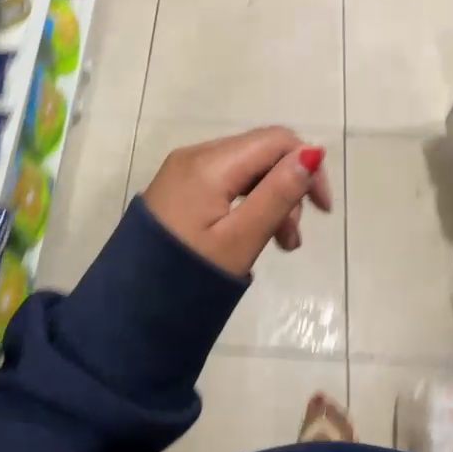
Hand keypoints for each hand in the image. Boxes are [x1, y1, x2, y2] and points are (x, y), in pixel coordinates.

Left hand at [140, 126, 331, 277]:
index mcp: (210, 163)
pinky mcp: (179, 187)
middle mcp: (196, 155)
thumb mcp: (241, 240)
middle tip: (291, 240)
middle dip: (287, 188)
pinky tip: (253, 234)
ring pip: (246, 168)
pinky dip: (248, 202)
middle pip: (261, 152)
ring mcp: (183, 170)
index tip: (323, 211)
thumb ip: (278, 194)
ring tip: (279, 245)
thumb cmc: (189, 277)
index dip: (308, 165)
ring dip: (270, 199)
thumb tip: (312, 152)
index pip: (276, 140)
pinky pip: (226, 181)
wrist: (129, 311)